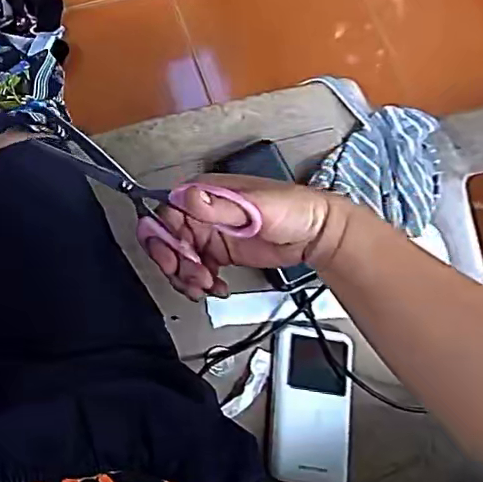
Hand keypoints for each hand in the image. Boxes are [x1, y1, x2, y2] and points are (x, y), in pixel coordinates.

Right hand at [144, 174, 347, 301]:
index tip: (178, 255)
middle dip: (173, 261)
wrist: (317, 233)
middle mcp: (202, 213)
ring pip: (179, 258)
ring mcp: (209, 234)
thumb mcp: (257, 205)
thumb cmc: (293, 209)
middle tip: (190, 276)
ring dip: (186, 277)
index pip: (167, 213)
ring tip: (206, 285)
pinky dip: (200, 283)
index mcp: (205, 194)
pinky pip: (196, 270)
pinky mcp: (218, 252)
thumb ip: (220, 204)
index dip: (165, 236)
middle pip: (167, 238)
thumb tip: (188, 196)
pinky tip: (216, 287)